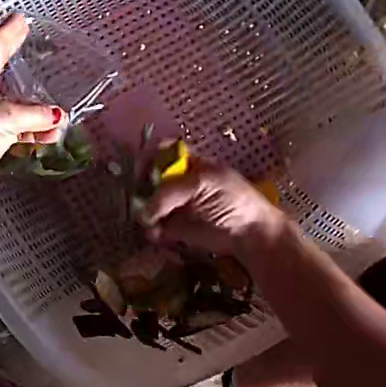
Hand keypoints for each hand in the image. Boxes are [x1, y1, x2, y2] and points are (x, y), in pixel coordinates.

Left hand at [0, 14, 63, 191]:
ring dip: (35, 110)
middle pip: (2, 71)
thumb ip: (37, 114)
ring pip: (12, 104)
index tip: (19, 19)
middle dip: (19, 62)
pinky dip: (30, 130)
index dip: (9, 32)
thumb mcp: (7, 118)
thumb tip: (57, 116)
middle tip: (28, 42)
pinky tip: (47, 136)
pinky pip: (13, 126)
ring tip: (56, 115)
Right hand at [141, 157, 293, 262]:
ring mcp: (176, 205)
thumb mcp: (204, 184)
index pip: (163, 152)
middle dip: (140, 186)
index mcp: (190, 163)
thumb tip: (144, 211)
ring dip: (143, 210)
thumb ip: (172, 191)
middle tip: (135, 197)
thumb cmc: (234, 199)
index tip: (139, 168)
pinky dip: (151, 230)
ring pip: (148, 203)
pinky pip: (155, 226)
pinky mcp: (175, 228)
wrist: (250, 232)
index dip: (149, 156)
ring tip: (146, 219)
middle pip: (150, 178)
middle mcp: (180, 182)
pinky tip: (156, 234)